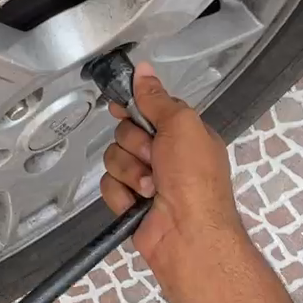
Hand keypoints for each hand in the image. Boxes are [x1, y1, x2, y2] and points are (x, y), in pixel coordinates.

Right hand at [98, 61, 246, 275]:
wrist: (188, 233)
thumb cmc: (194, 178)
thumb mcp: (181, 125)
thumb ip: (157, 98)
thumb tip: (143, 69)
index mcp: (183, 134)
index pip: (147, 110)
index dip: (132, 108)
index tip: (121, 108)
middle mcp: (165, 156)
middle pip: (125, 133)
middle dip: (135, 146)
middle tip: (154, 159)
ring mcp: (146, 180)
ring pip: (113, 160)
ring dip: (130, 172)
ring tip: (150, 189)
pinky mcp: (130, 203)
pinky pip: (108, 186)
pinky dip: (122, 195)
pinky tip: (138, 205)